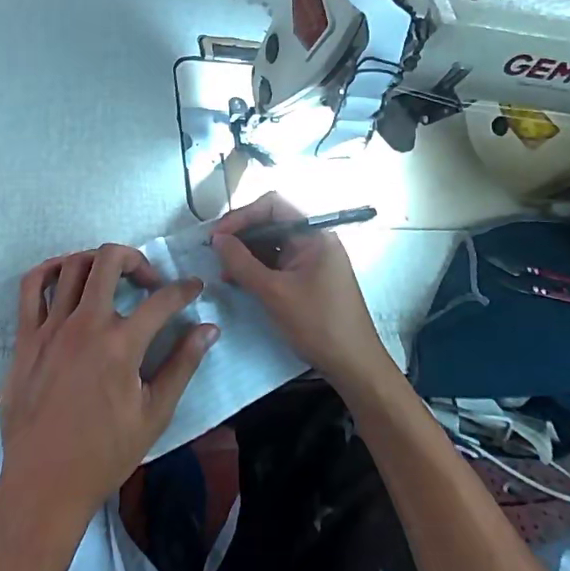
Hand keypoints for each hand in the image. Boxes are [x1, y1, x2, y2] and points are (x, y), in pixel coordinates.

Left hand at [0, 244, 218, 525]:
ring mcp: (50, 328)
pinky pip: (32, 287)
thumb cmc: (104, 454)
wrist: (44, 485)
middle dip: (137, 259)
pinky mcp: (25, 339)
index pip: (162, 299)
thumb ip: (182, 365)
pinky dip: (49, 270)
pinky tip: (66, 276)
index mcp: (121, 345)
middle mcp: (85, 325)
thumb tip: (209, 329)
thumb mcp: (155, 414)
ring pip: (73, 265)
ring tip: (111, 279)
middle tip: (148, 281)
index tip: (193, 289)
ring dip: (98, 262)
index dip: (185, 289)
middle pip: (110, 260)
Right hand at [212, 193, 396, 392]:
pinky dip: (259, 269)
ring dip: (248, 254)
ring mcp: (314, 260)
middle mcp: (316, 240)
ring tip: (224, 271)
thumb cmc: (317, 323)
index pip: (273, 205)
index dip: (242, 215)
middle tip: (215, 253)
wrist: (354, 365)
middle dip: (242, 236)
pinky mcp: (310, 278)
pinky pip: (280, 263)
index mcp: (314, 233)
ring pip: (274, 244)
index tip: (217, 235)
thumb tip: (217, 239)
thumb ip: (242, 262)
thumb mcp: (273, 292)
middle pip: (272, 223)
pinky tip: (240, 280)